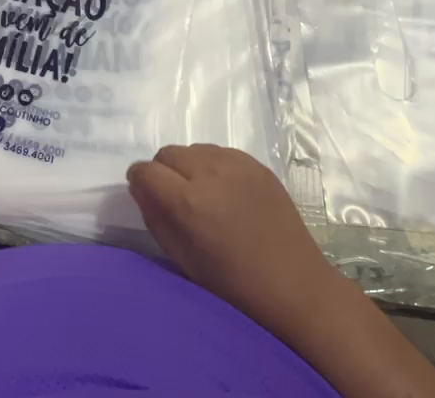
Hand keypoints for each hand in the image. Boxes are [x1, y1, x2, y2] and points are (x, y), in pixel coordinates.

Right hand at [127, 144, 333, 338]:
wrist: (295, 286)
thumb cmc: (234, 285)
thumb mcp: (183, 259)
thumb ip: (155, 218)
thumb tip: (140, 188)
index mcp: (189, 202)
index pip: (146, 170)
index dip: (140, 180)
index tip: (146, 194)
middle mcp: (211, 174)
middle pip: (169, 153)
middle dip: (163, 171)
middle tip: (175, 197)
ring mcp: (238, 165)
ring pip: (195, 149)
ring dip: (189, 166)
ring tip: (202, 193)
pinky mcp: (258, 165)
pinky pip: (221, 152)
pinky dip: (214, 165)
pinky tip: (225, 190)